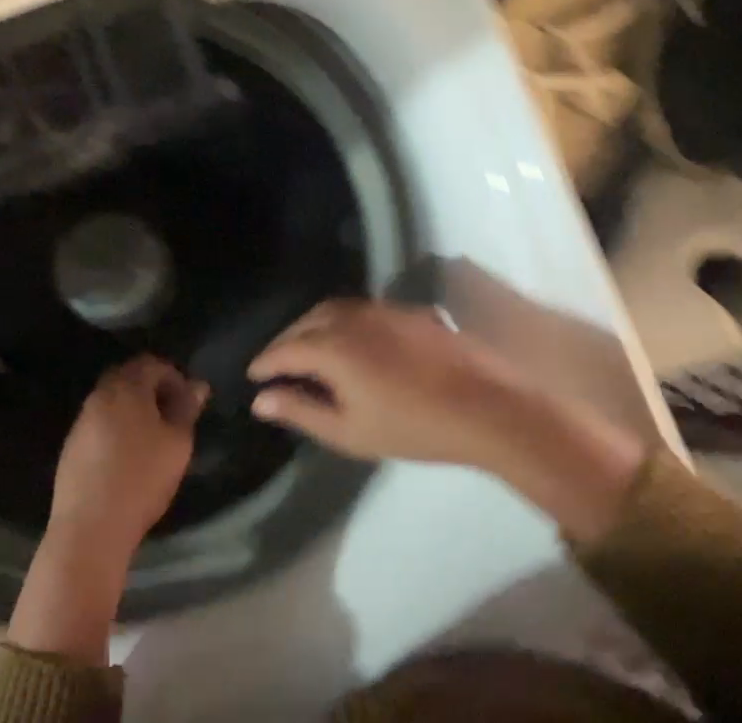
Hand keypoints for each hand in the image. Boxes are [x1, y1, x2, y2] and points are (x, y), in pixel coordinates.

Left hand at [49, 356, 209, 555]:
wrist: (90, 525)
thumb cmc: (142, 478)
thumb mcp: (177, 444)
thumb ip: (186, 410)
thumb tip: (196, 385)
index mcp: (125, 388)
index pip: (150, 363)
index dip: (173, 376)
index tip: (188, 402)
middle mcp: (98, 396)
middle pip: (127, 377)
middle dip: (152, 389)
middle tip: (172, 417)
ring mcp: (81, 421)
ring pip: (111, 400)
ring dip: (133, 409)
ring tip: (152, 439)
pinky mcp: (72, 445)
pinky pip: (99, 423)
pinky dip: (116, 427)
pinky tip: (127, 456)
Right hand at [248, 300, 521, 465]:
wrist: (488, 408)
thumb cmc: (413, 427)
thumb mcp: (350, 431)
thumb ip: (301, 411)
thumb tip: (261, 400)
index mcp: (333, 347)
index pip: (285, 349)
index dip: (265, 362)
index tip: (253, 375)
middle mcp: (353, 318)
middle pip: (307, 321)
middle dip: (286, 339)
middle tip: (276, 362)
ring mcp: (384, 311)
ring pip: (336, 309)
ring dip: (314, 325)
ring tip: (309, 349)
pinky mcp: (411, 312)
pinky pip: (363, 310)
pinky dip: (344, 322)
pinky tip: (353, 342)